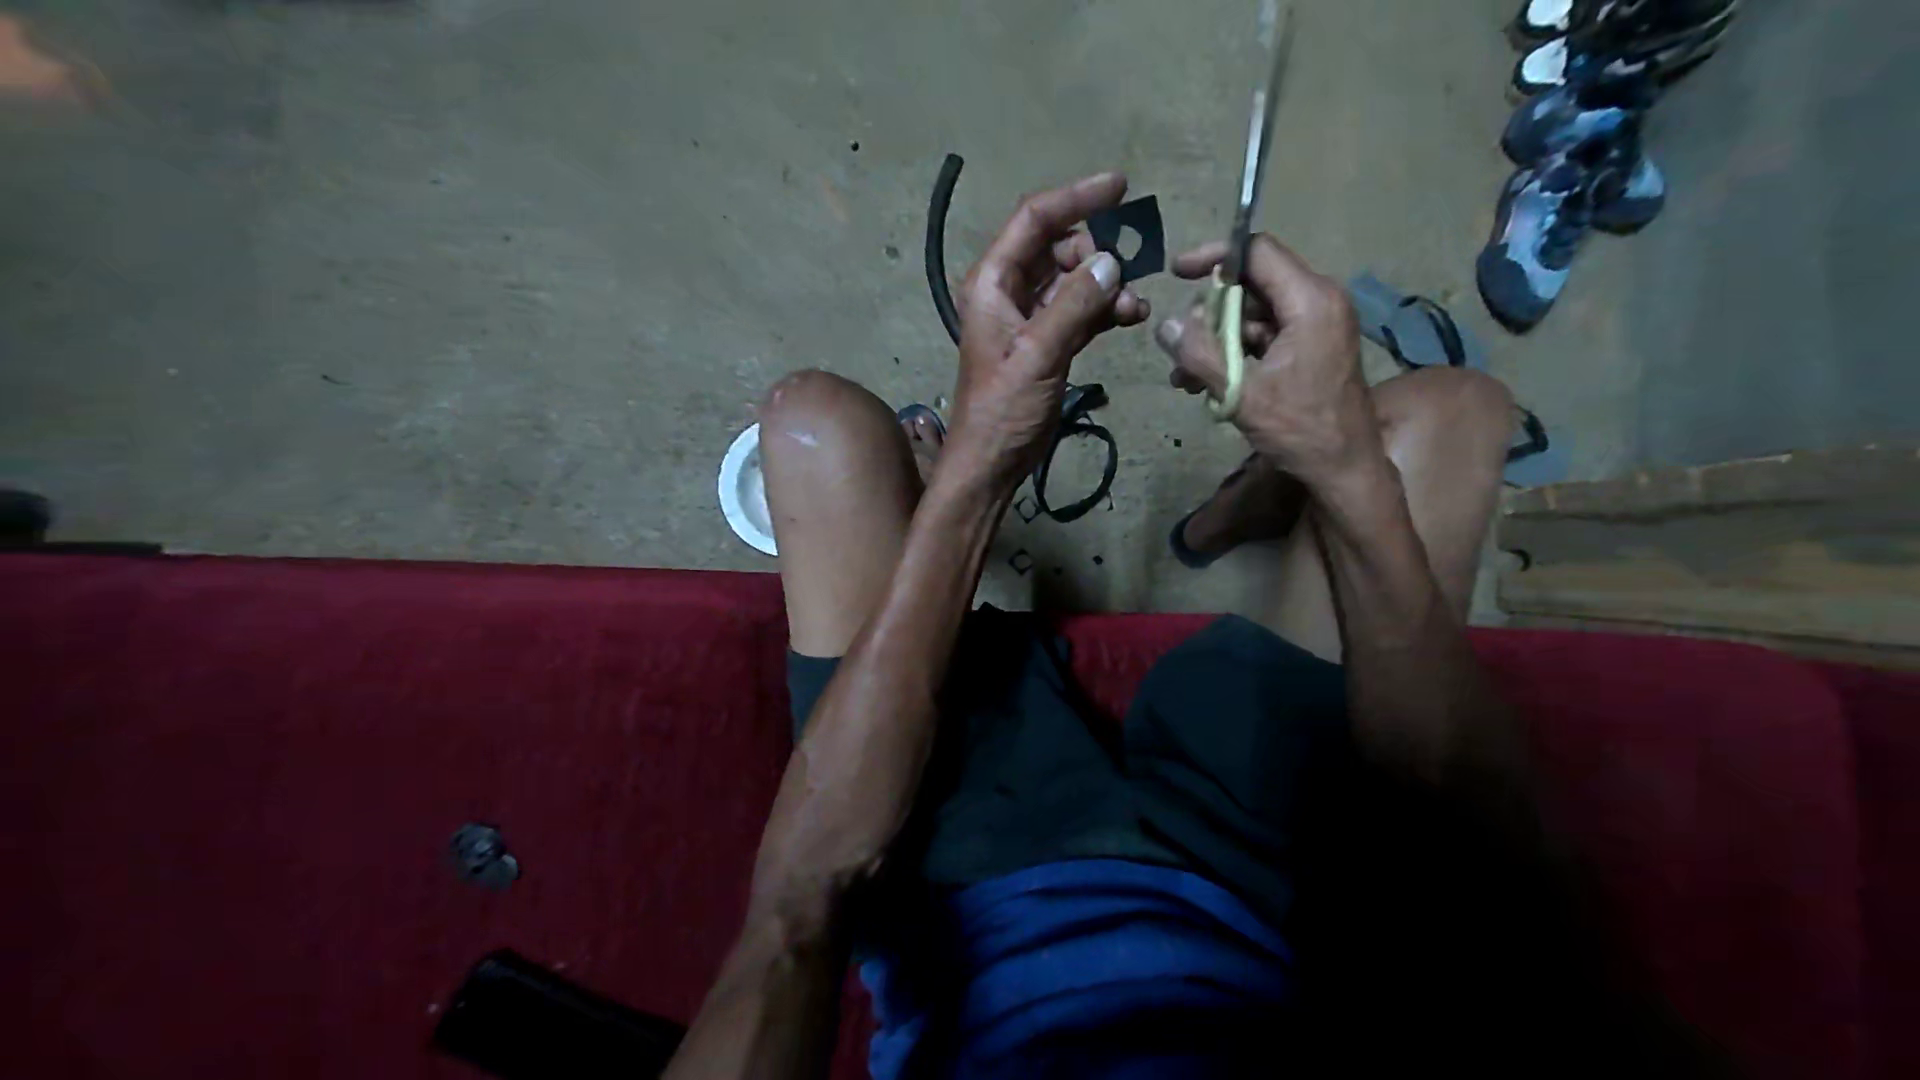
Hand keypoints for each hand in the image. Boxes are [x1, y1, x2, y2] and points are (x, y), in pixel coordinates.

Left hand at [942, 172, 1148, 492]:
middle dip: (1098, 253)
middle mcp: (1009, 292)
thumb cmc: (1003, 409)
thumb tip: (1111, 261)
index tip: (1121, 187)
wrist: (992, 461)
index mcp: (993, 283)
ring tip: (1133, 307)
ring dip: (1106, 285)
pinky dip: (1104, 311)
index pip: (1035, 220)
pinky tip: (1129, 319)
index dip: (1076, 198)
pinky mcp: (1047, 342)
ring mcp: (1029, 318)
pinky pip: (1080, 311)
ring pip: (1074, 281)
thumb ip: (1073, 305)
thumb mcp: (1037, 354)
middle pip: (1059, 248)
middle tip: (1131, 270)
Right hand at [1155, 234, 1382, 489]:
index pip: (1257, 252)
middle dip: (1208, 315)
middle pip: (1250, 287)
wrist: (1344, 469)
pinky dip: (1232, 355)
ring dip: (1214, 342)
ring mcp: (1315, 326)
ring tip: (1183, 377)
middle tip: (1179, 347)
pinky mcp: (1309, 349)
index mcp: (1311, 301)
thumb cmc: (1300, 429)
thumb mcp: (1241, 394)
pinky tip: (1202, 384)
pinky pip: (1262, 338)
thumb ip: (1200, 355)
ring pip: (1251, 316)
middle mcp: (1317, 303)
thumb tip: (1165, 325)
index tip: (1176, 273)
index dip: (1213, 257)